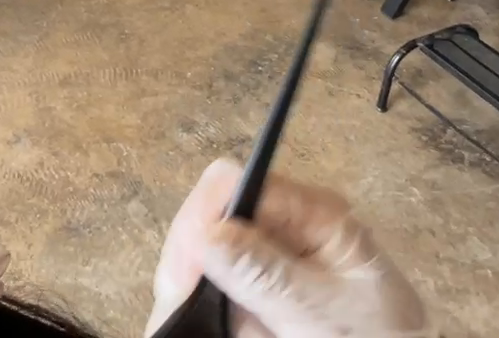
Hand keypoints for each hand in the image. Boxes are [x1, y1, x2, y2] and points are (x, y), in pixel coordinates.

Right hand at [146, 159, 428, 337]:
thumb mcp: (325, 316)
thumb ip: (268, 274)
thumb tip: (206, 232)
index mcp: (312, 213)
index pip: (236, 182)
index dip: (200, 216)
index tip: (182, 267)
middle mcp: (287, 222)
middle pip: (213, 212)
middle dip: (187, 253)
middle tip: (173, 300)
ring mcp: (271, 251)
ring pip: (205, 245)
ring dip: (185, 278)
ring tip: (176, 312)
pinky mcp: (260, 281)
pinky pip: (215, 276)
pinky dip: (197, 296)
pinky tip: (186, 313)